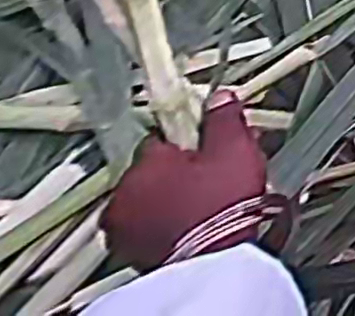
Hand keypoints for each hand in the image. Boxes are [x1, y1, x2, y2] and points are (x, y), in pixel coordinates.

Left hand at [102, 90, 277, 271]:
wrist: (214, 258)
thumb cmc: (222, 197)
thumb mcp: (234, 145)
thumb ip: (223, 117)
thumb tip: (217, 96)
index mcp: (142, 165)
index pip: (162, 136)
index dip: (192, 134)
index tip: (216, 138)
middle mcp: (120, 196)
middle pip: (156, 166)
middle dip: (186, 162)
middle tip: (222, 162)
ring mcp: (122, 230)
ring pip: (152, 194)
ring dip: (178, 189)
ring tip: (215, 189)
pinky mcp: (131, 253)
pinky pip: (151, 220)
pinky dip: (172, 214)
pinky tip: (200, 212)